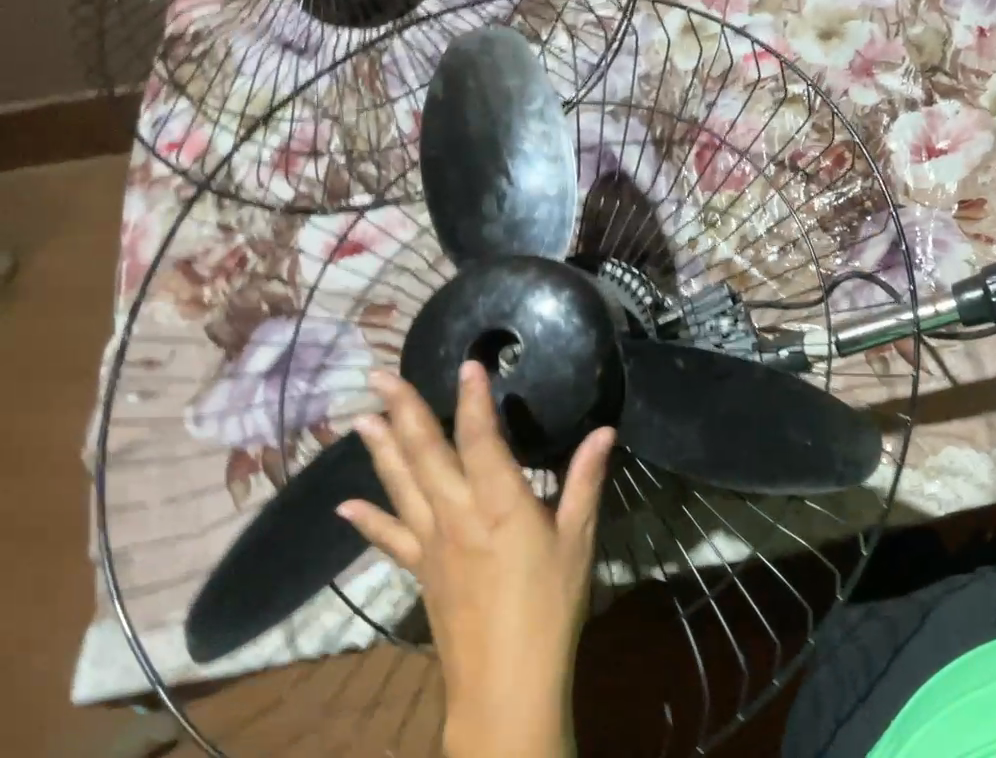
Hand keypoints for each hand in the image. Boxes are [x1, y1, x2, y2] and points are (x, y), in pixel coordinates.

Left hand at [338, 363, 616, 757]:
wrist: (504, 675)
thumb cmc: (550, 602)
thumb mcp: (578, 538)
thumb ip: (586, 482)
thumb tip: (604, 432)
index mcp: (499, 503)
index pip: (480, 439)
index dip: (473, 400)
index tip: (467, 364)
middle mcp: (456, 515)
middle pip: (425, 455)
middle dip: (404, 412)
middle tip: (379, 376)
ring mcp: (430, 544)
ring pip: (400, 486)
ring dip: (380, 450)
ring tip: (360, 418)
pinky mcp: (420, 570)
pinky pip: (389, 537)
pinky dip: (368, 519)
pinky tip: (346, 506)